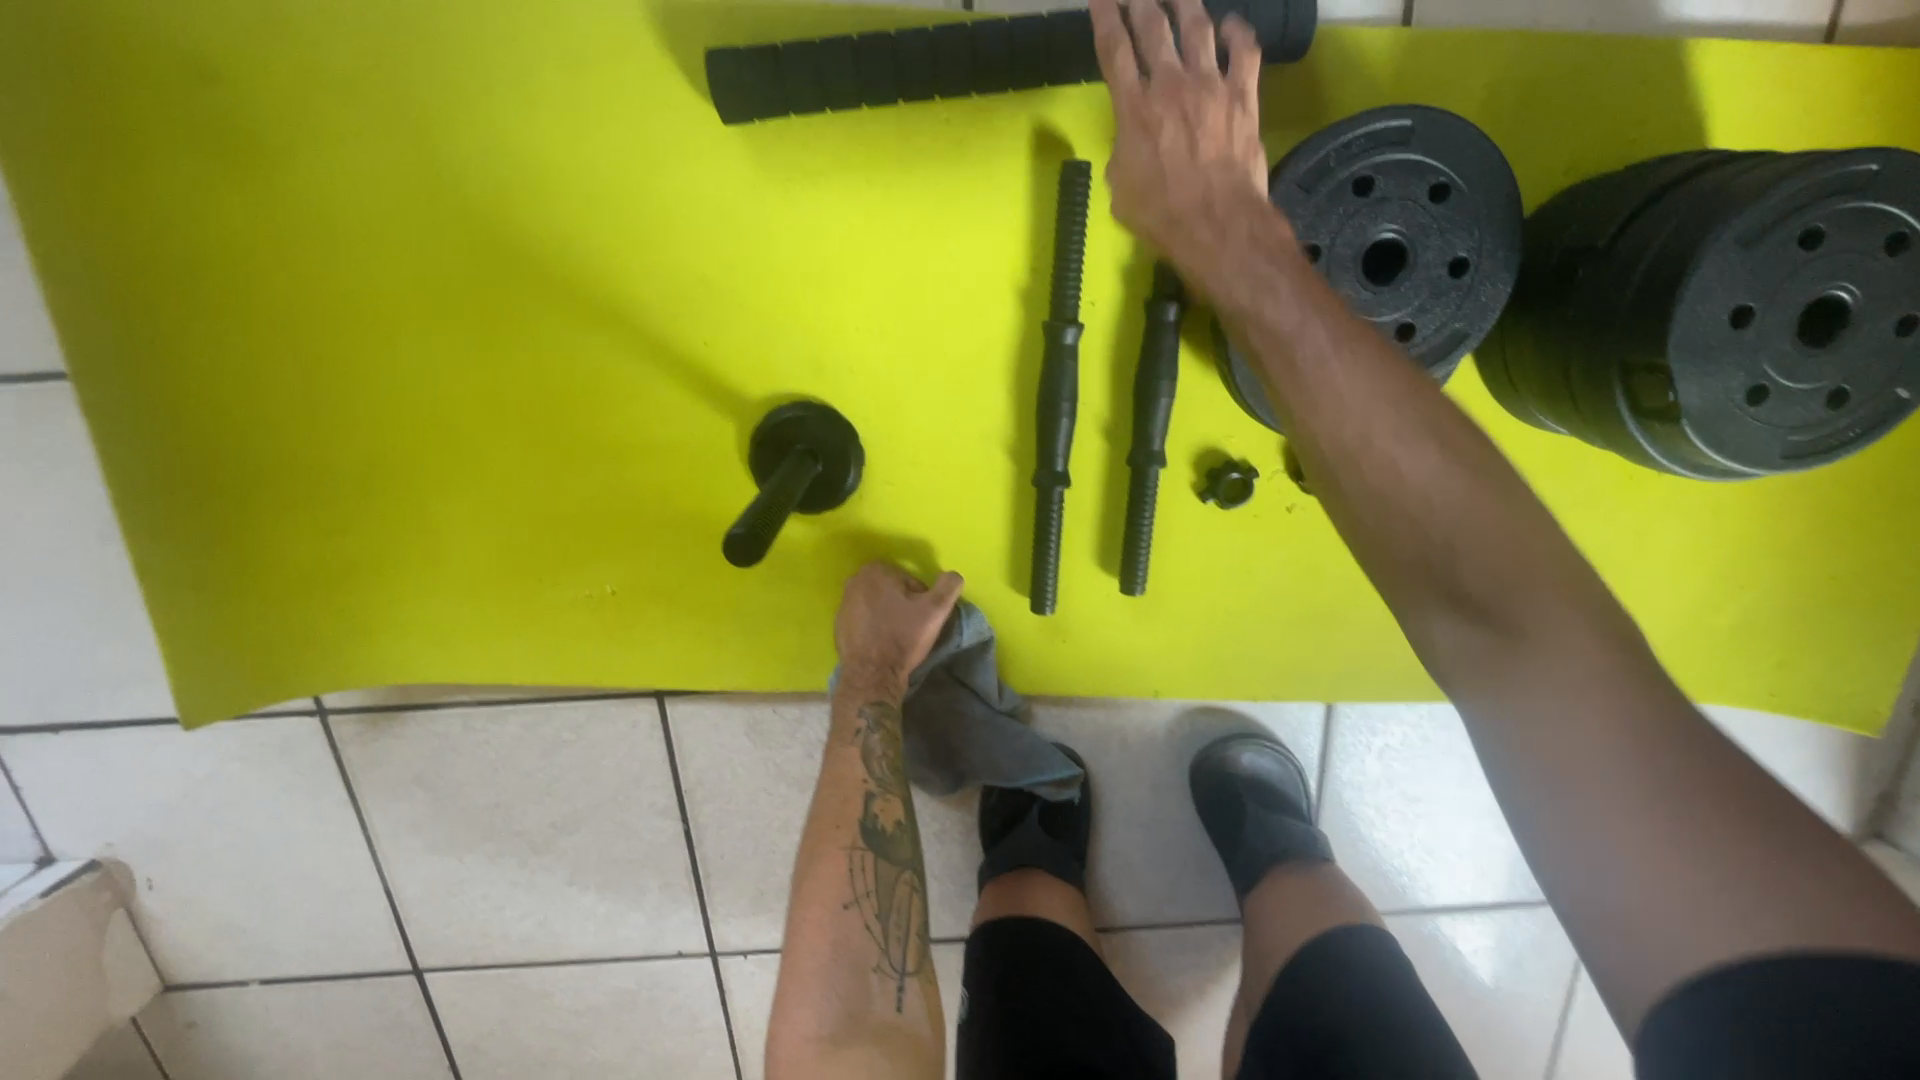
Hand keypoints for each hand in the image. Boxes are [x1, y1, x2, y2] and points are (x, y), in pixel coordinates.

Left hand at [834, 562, 964, 693]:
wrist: (872, 675)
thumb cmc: (903, 637)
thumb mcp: (936, 609)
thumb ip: (949, 585)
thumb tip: (953, 576)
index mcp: (875, 571)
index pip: (909, 580)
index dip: (921, 598)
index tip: (921, 616)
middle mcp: (854, 581)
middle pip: (892, 591)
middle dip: (903, 605)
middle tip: (911, 627)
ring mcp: (843, 603)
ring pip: (878, 605)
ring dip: (889, 616)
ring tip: (897, 637)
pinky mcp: (839, 624)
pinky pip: (864, 620)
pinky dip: (874, 627)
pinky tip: (882, 643)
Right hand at [1090, 0, 1286, 297]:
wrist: (1216, 223)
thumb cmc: (1161, 215)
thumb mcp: (1121, 188)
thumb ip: (1123, 152)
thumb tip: (1131, 143)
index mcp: (1134, 109)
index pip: (1114, 50)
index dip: (1104, 17)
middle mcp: (1171, 86)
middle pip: (1154, 27)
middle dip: (1141, 1)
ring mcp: (1211, 86)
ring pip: (1198, 27)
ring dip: (1185, 4)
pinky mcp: (1243, 96)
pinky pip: (1244, 51)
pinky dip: (1238, 32)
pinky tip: (1232, 24)